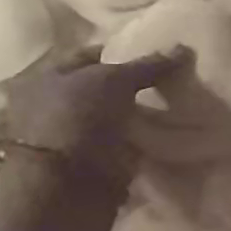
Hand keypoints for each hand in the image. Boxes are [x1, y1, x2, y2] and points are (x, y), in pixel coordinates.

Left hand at [6, 47, 190, 159]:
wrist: (70, 183)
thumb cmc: (78, 117)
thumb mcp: (114, 79)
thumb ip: (149, 65)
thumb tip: (183, 48)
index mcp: (48, 78)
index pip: (90, 56)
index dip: (123, 52)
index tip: (157, 54)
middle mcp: (57, 104)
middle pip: (106, 87)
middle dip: (138, 84)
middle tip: (175, 77)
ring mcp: (77, 134)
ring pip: (119, 114)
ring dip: (144, 111)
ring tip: (180, 101)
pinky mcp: (97, 159)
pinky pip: (128, 140)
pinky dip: (146, 136)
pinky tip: (171, 127)